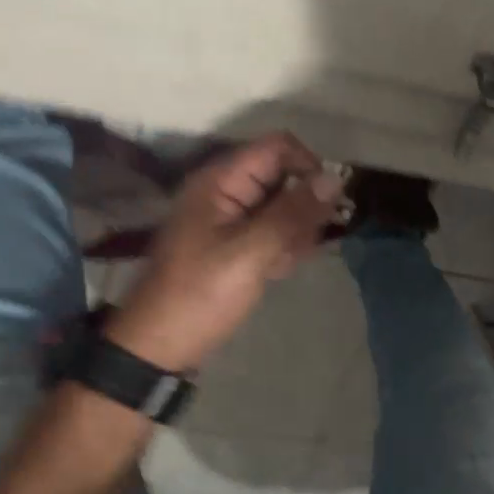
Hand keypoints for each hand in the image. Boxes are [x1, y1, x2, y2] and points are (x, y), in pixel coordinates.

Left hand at [104, 133, 342, 371]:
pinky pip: (270, 229)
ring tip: (285, 262)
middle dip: (303, 205)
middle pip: (282, 175)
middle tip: (305, 242)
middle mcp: (223, 190)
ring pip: (281, 205)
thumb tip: (334, 177)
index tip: (328, 204)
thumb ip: (292, 213)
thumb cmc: (201, 296)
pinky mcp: (232, 242)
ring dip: (295, 230)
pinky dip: (281, 246)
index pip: (278, 147)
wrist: (159, 346)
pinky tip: (276, 271)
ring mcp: (227, 217)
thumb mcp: (251, 253)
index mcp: (219, 181)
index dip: (309, 167)